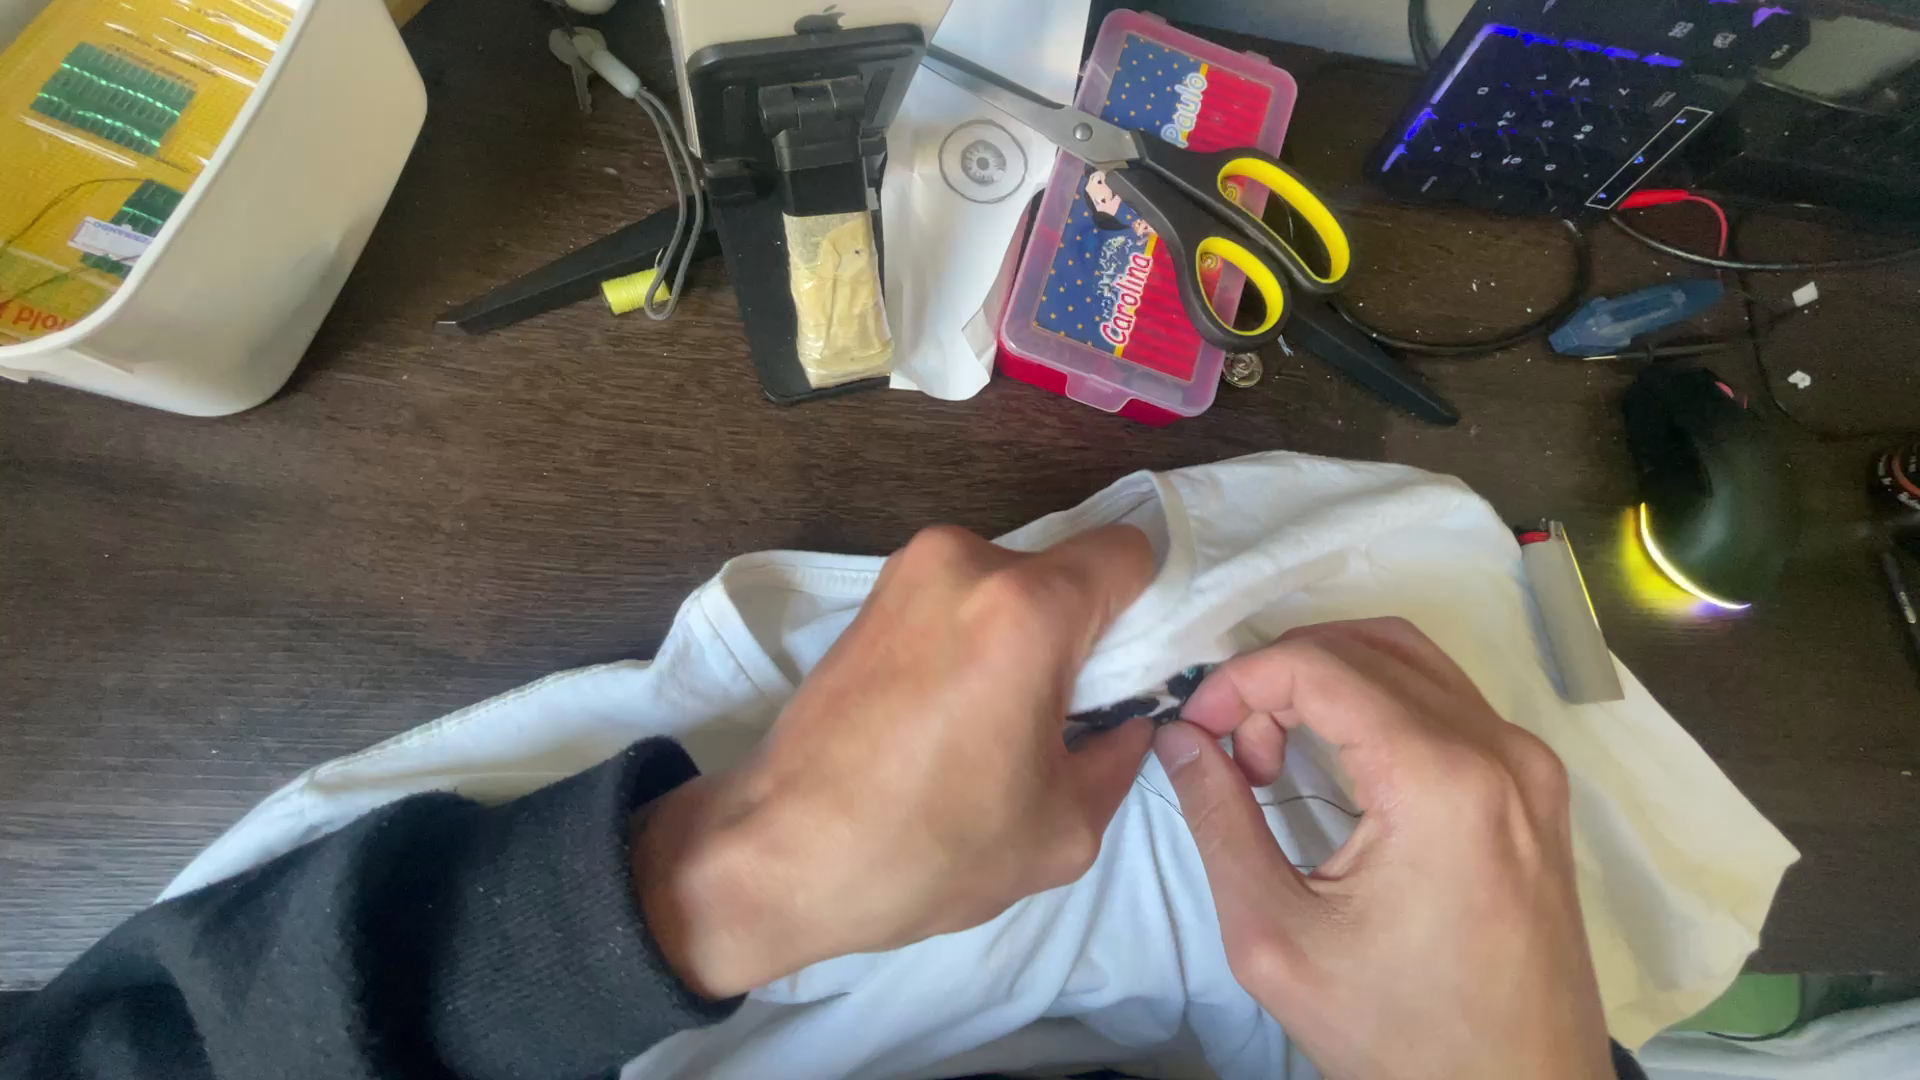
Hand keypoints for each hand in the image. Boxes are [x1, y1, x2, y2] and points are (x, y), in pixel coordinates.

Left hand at [634, 524, 1156, 998]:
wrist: (778, 848)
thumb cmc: (927, 848)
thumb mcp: (1061, 830)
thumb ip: (1120, 756)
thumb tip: (1129, 720)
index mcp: (1024, 609)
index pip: (1126, 552)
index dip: (1145, 604)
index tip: (1129, 665)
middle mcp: (966, 560)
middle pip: (1066, 568)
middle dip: (1082, 627)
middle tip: (1063, 706)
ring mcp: (910, 566)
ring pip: (1013, 579)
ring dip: (1025, 630)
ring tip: (994, 711)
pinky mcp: (873, 589)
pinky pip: (961, 591)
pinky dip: (977, 629)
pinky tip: (951, 699)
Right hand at [1156, 618, 1611, 1079]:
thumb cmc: (1394, 1030)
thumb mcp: (1271, 932)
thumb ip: (1215, 817)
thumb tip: (1177, 734)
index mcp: (1441, 781)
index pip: (1317, 665)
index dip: (1239, 680)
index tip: (1196, 727)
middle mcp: (1497, 748)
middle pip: (1355, 647)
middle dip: (1273, 679)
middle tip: (1233, 748)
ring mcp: (1525, 759)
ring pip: (1398, 653)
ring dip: (1317, 678)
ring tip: (1275, 746)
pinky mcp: (1531, 779)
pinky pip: (1434, 690)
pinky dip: (1363, 696)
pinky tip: (1331, 752)